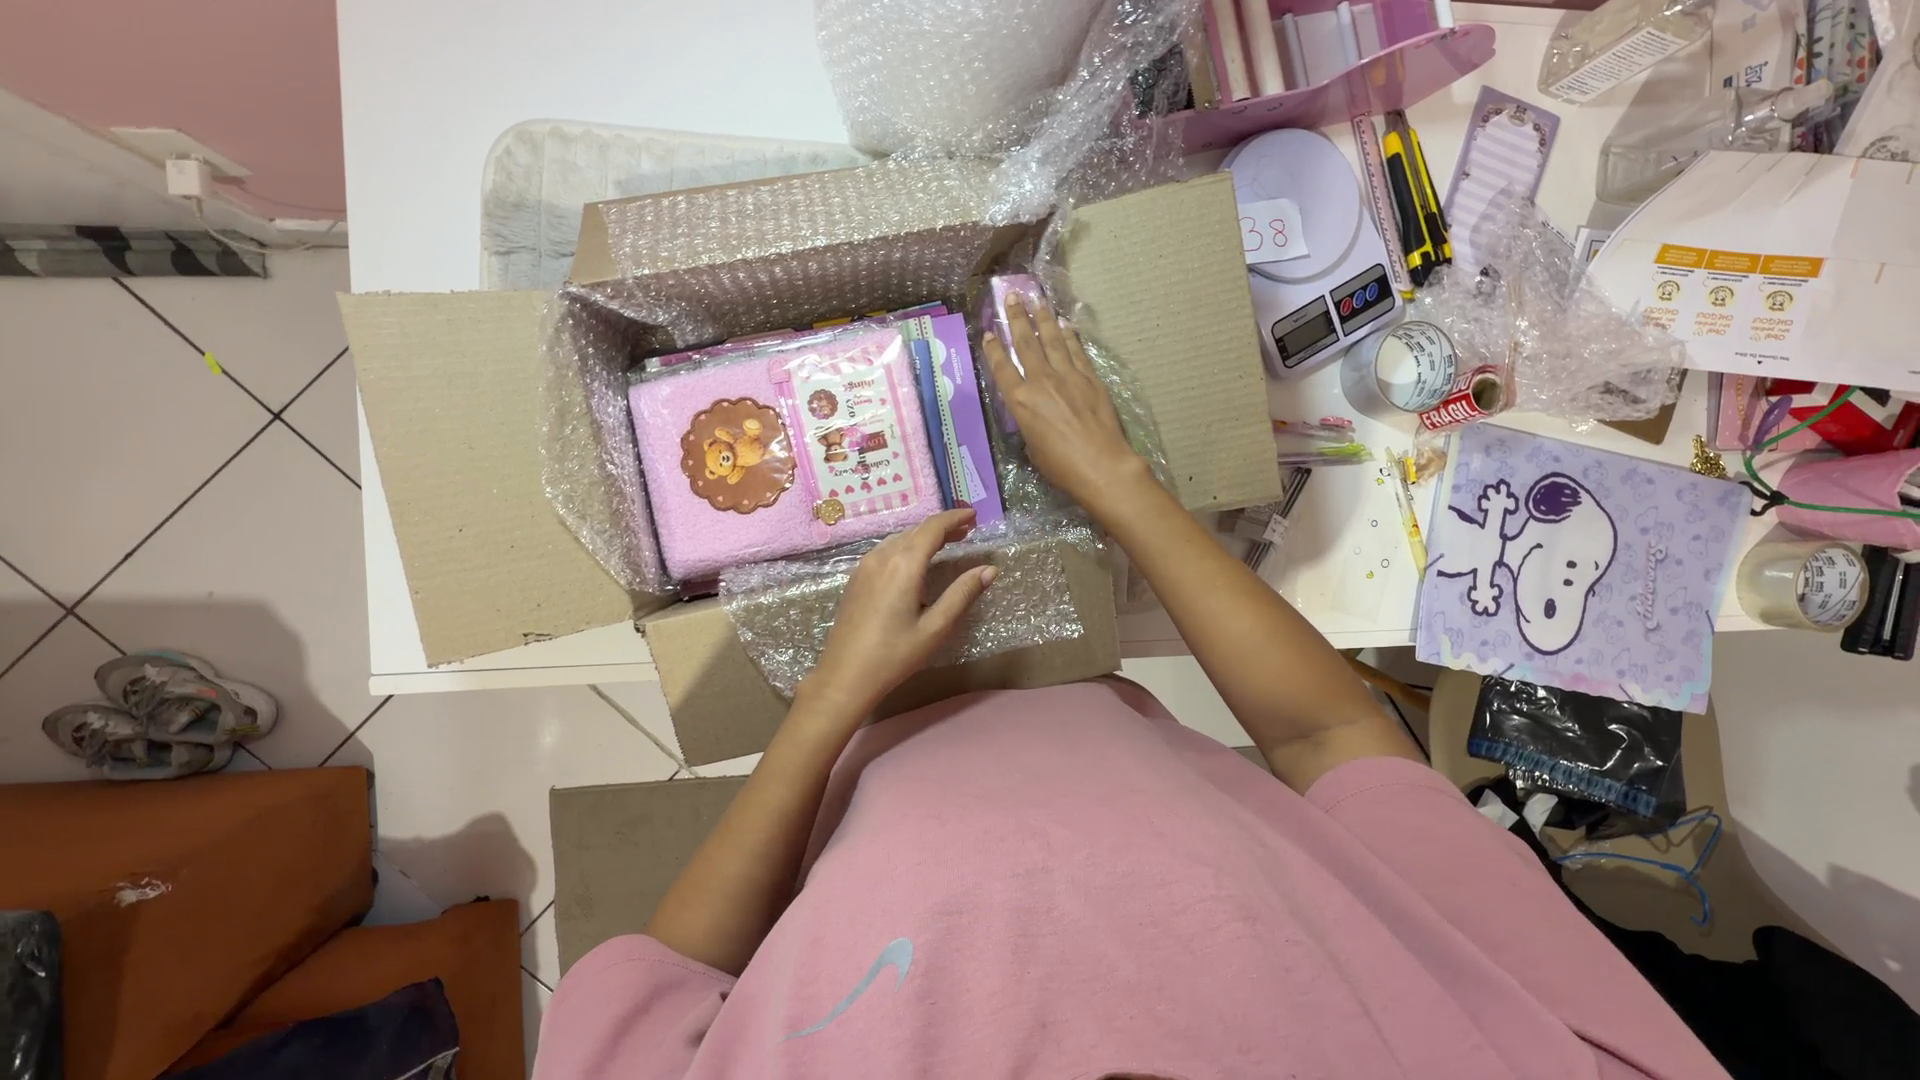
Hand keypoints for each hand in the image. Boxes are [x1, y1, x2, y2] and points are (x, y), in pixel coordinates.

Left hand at [800, 508, 996, 719]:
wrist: (844, 675)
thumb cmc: (894, 655)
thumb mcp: (935, 627)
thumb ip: (962, 594)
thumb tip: (989, 569)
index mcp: (904, 564)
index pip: (933, 528)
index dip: (955, 518)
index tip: (974, 515)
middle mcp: (882, 557)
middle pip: (916, 530)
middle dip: (942, 527)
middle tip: (967, 530)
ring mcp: (864, 566)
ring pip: (899, 539)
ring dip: (923, 536)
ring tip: (946, 543)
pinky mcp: (856, 579)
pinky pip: (885, 551)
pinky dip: (906, 547)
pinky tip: (915, 561)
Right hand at [980, 294, 1152, 515]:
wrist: (1101, 465)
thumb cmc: (1061, 466)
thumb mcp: (1034, 448)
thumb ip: (1030, 425)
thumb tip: (1035, 416)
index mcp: (1021, 402)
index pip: (1002, 368)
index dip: (994, 349)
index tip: (990, 332)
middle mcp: (1041, 382)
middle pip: (1026, 343)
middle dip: (1018, 318)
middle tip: (1012, 297)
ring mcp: (1068, 376)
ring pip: (1052, 340)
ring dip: (1043, 318)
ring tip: (1037, 300)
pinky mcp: (1090, 378)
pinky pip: (1076, 351)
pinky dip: (1069, 336)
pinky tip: (1065, 324)